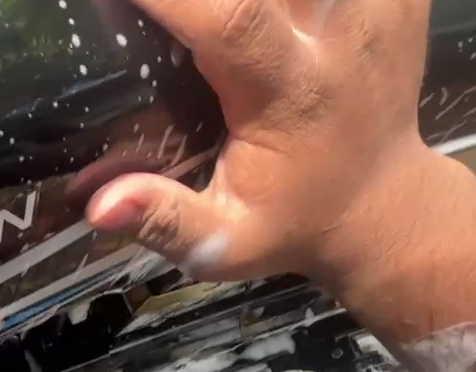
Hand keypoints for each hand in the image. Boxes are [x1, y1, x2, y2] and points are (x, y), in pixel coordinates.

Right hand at [86, 0, 448, 288]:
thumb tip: (98, 205)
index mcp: (291, 91)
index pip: (232, 17)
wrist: (376, 204)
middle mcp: (338, 29)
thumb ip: (164, 220)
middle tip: (141, 3)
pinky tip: (247, 7)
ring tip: (191, 11)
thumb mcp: (221, 244)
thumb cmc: (286, 226)